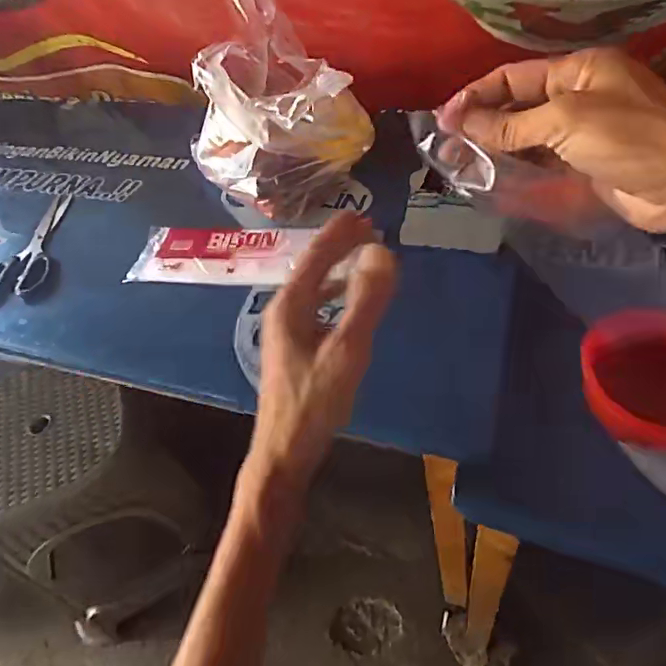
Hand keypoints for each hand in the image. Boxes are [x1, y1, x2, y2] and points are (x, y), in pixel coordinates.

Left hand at [250, 214, 398, 495]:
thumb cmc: (315, 402)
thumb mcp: (346, 350)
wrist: (284, 451)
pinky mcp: (293, 349)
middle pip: (312, 268)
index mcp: (290, 306)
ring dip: (338, 269)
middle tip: (367, 227)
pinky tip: (349, 303)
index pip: (316, 257)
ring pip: (314, 288)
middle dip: (338, 246)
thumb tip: (382, 252)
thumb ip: (366, 301)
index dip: (339, 234)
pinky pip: (317, 307)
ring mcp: (285, 331)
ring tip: (363, 256)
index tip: (361, 214)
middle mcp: (282, 312)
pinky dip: (335, 295)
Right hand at [438, 48, 665, 234]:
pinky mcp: (587, 164)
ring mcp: (584, 131)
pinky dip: (517, 167)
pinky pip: (543, 161)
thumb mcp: (567, 121)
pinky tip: (490, 177)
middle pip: (517, 105)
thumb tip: (462, 122)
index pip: (514, 76)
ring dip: (494, 147)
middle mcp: (579, 95)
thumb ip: (512, 124)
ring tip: (457, 163)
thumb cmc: (634, 139)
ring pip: (527, 136)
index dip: (476, 95)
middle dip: (480, 123)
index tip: (444, 119)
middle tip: (445, 145)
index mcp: (579, 69)